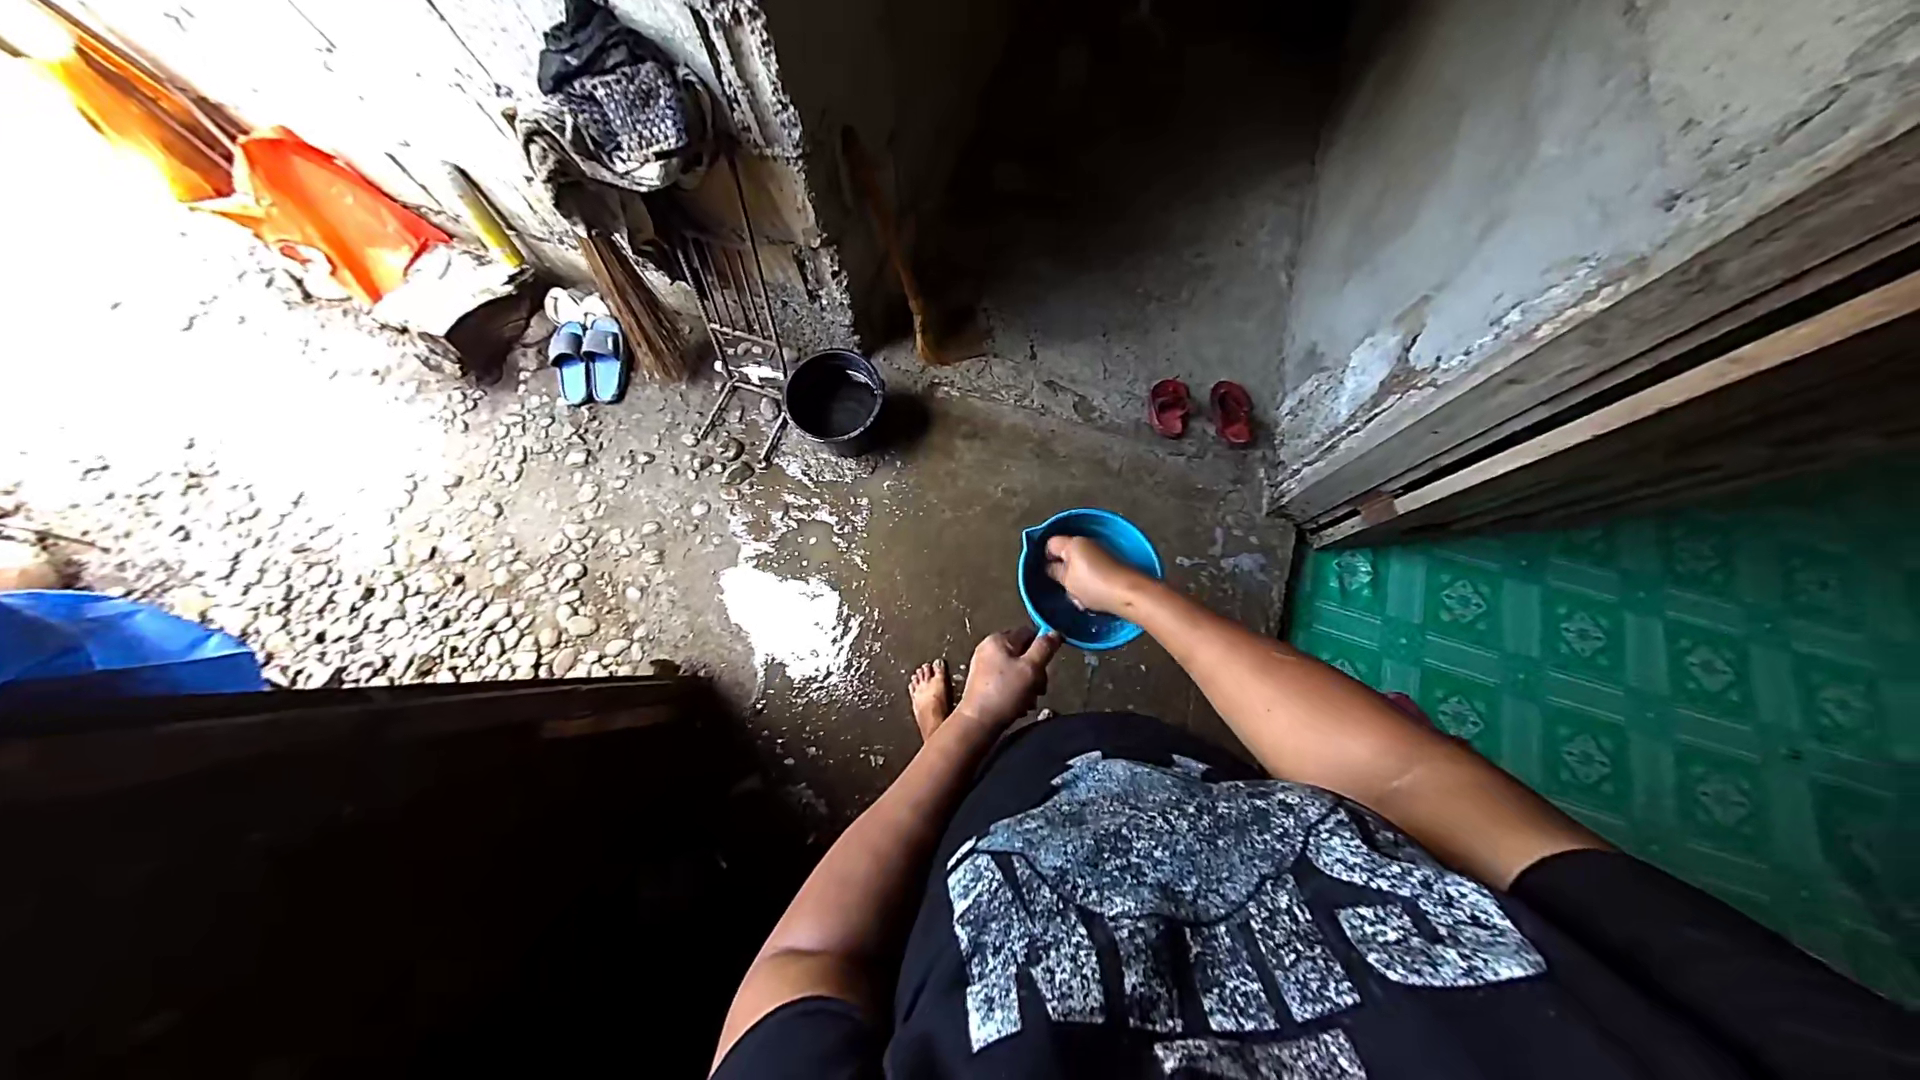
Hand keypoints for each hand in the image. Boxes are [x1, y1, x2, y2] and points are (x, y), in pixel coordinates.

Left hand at [953, 627, 1060, 729]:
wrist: (978, 723)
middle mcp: (988, 648)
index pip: (1029, 633)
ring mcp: (984, 666)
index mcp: (998, 639)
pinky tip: (1018, 705)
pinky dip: (1016, 692)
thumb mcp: (1031, 668)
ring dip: (1028, 685)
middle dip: (1036, 672)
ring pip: (1018, 670)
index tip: (1046, 668)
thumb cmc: (1005, 693)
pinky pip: (1007, 681)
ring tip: (1027, 701)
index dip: (1042, 649)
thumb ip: (1045, 647)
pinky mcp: (983, 683)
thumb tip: (1054, 632)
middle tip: (1038, 689)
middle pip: (1024, 653)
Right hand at [1044, 535, 1152, 614]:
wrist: (1130, 593)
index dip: (1046, 557)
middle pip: (1067, 552)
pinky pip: (1093, 569)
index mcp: (1073, 542)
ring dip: (1077, 576)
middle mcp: (1087, 542)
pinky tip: (1092, 595)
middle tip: (1063, 585)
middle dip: (1063, 568)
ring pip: (1080, 562)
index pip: (1050, 544)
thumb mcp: (1067, 581)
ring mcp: (1102, 552)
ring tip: (1078, 595)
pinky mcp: (1113, 563)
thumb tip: (1050, 566)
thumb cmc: (1094, 585)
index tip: (1047, 573)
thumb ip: (1055, 572)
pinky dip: (1090, 579)